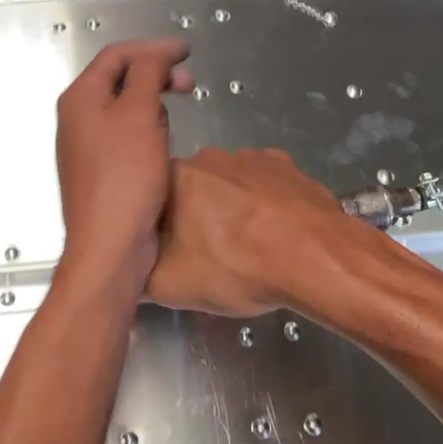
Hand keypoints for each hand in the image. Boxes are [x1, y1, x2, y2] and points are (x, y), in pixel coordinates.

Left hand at [54, 39, 194, 292]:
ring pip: (125, 109)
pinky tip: (164, 144)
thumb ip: (148, 74)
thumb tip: (154, 55)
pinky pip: (127, 136)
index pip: (116, 55)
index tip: (186, 52)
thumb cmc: (125, 176)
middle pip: (120, 79)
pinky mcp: (102, 171)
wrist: (110, 246)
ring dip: (154, 103)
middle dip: (156, 75)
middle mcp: (78, 118)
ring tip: (175, 116)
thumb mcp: (140, 114)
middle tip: (189, 85)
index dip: (153, 48)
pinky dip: (149, 130)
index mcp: (80, 98)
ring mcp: (88, 146)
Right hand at [147, 147, 344, 316]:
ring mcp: (251, 157)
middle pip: (191, 188)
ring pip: (229, 185)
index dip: (158, 224)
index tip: (168, 249)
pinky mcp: (286, 165)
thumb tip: (128, 271)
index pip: (151, 195)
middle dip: (194, 216)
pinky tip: (276, 232)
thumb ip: (139, 276)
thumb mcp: (171, 287)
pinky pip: (264, 184)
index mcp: (175, 177)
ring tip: (247, 247)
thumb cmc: (236, 267)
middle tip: (206, 253)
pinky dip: (265, 204)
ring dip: (232, 209)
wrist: (314, 256)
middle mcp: (209, 157)